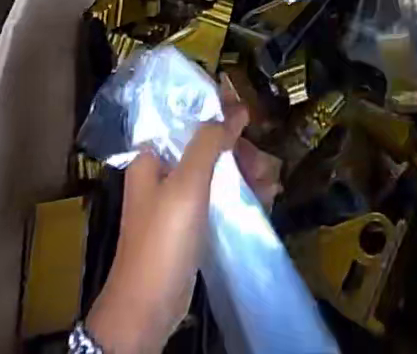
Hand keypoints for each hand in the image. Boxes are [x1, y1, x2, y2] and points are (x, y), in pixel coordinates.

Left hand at [84, 94, 247, 353]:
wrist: (147, 309)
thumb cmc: (163, 238)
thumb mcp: (188, 183)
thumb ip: (209, 141)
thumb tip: (234, 107)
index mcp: (151, 155)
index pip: (184, 118)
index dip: (215, 111)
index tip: (247, 113)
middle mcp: (160, 172)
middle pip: (203, 144)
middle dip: (236, 149)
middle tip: (262, 161)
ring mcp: (174, 200)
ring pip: (213, 171)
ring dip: (241, 171)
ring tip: (269, 182)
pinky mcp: (187, 224)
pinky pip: (216, 196)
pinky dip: (238, 193)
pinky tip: (262, 198)